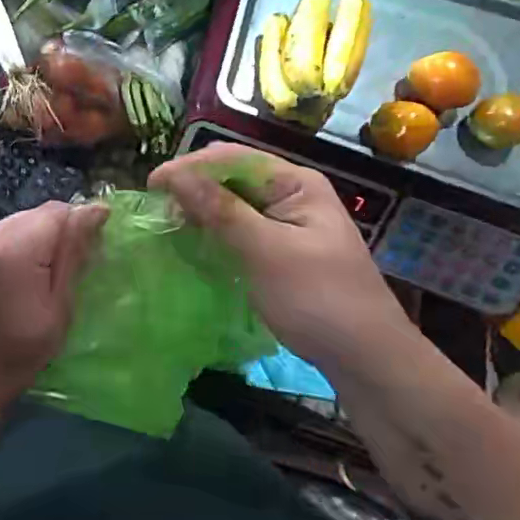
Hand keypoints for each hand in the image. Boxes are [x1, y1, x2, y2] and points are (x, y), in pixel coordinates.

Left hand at [0, 201, 106, 473]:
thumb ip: (74, 256)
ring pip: (16, 222)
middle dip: (54, 236)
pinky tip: (8, 280)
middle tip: (62, 275)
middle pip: (35, 215)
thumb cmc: (15, 356)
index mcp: (10, 250)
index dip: (78, 227)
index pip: (57, 212)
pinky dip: (9, 247)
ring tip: (33, 281)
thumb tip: (95, 210)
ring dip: (32, 241)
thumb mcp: (58, 311)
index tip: (89, 255)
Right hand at [149, 144, 410, 363]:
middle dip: (193, 184)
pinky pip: (238, 226)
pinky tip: (193, 239)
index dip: (189, 166)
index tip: (151, 185)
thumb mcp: (266, 253)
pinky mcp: (279, 247)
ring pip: (231, 201)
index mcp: (296, 183)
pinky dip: (213, 228)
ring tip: (169, 221)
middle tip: (158, 206)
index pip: (233, 158)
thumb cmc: (319, 300)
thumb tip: (175, 175)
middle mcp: (290, 193)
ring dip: (200, 207)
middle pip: (231, 175)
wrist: (368, 361)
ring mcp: (286, 220)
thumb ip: (221, 211)